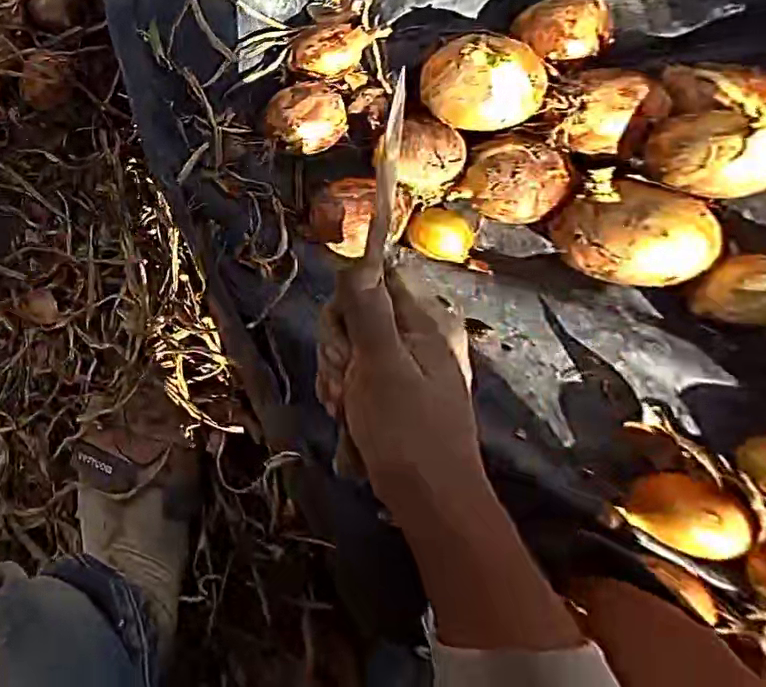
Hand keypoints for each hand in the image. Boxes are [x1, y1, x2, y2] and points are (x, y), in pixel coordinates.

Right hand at [315, 269, 483, 507]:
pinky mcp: (393, 390)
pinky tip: (345, 414)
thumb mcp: (381, 365)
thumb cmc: (408, 433)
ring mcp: (406, 365)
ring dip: (335, 372)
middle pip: (354, 313)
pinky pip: (353, 372)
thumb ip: (367, 310)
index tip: (340, 336)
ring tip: (344, 404)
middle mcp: (418, 337)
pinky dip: (342, 391)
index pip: (375, 280)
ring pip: (348, 344)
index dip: (347, 302)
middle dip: (336, 345)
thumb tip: (357, 259)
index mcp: (426, 323)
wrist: (431, 505)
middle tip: (342, 379)